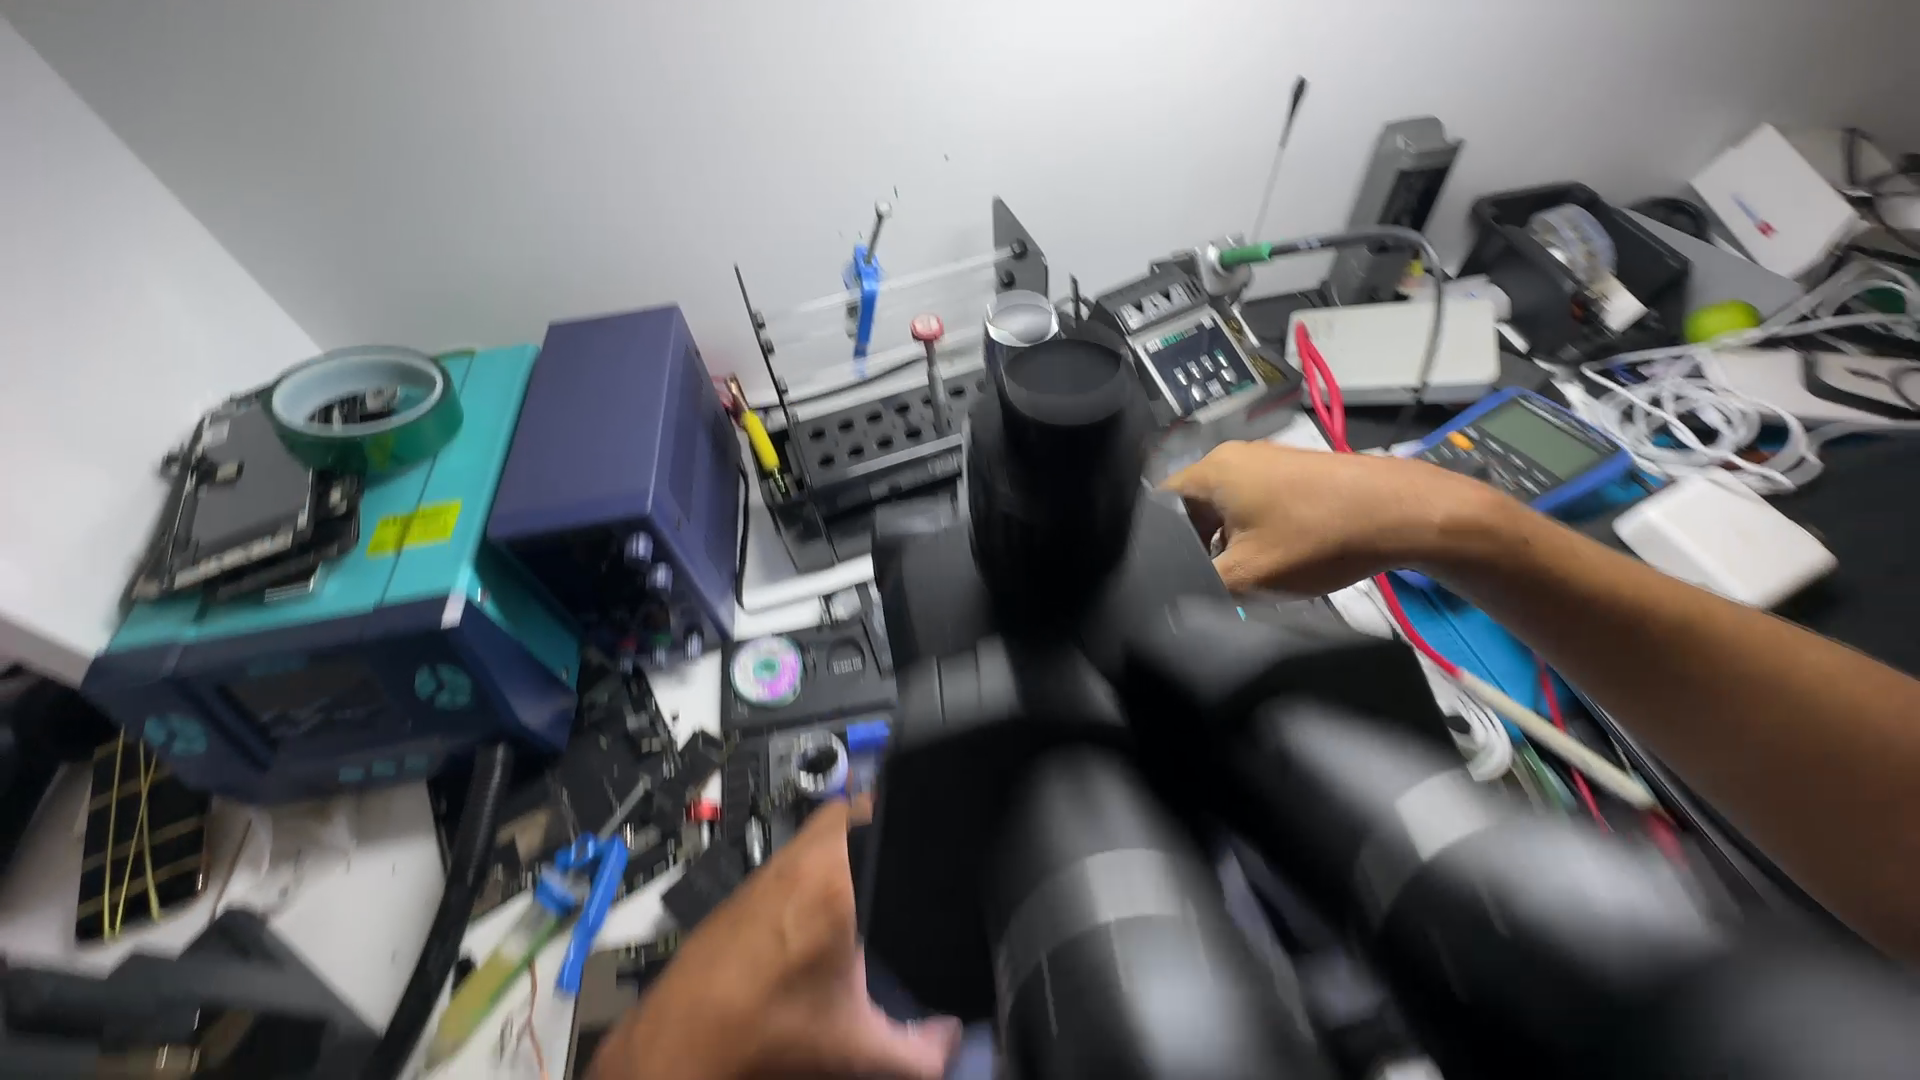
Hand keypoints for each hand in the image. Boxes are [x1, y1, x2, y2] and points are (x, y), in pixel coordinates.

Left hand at [591, 801, 959, 1079]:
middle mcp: (792, 864)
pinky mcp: (736, 898)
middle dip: (868, 831)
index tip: (916, 828)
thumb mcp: (854, 1047)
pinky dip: (804, 881)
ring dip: (833, 856)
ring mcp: (758, 878)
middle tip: (895, 861)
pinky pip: (782, 869)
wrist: (676, 1051)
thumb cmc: (768, 1033)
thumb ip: (916, 1049)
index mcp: (828, 879)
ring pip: (806, 843)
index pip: (863, 808)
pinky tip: (813, 923)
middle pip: (837, 817)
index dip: (893, 809)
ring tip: (861, 891)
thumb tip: (952, 1040)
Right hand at [1162, 440, 1504, 593]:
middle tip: (1208, 580)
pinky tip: (1276, 556)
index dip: (1155, 544)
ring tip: (1246, 572)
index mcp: (1211, 470)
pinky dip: (1254, 530)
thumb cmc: (1317, 538)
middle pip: (1191, 507)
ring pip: (1225, 507)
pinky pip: (1253, 502)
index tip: (1166, 574)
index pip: (1157, 505)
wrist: (1404, 513)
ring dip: (1228, 541)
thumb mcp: (1248, 575)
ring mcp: (1267, 460)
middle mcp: (1233, 456)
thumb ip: (1201, 584)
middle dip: (1195, 545)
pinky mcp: (1294, 471)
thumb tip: (1175, 592)